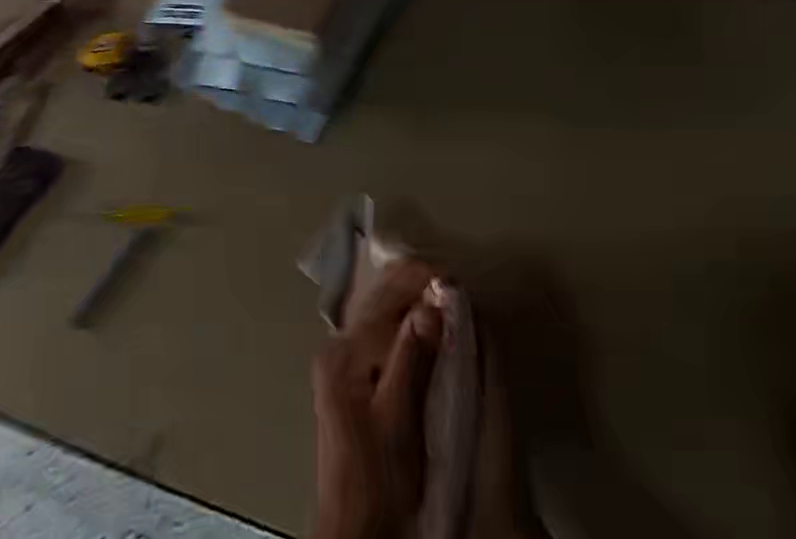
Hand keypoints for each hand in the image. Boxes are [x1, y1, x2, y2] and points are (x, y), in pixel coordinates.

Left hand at [312, 260, 442, 538]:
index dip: (424, 281)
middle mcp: (339, 349)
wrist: (359, 526)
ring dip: (419, 301)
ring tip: (450, 301)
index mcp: (343, 354)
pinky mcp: (358, 376)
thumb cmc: (376, 478)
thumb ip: (412, 357)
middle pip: (383, 296)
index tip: (455, 283)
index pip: (386, 295)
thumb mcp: (398, 416)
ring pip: (387, 311)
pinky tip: (432, 324)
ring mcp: (346, 361)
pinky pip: (388, 330)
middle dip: (421, 286)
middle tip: (457, 289)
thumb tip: (431, 306)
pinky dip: (413, 321)